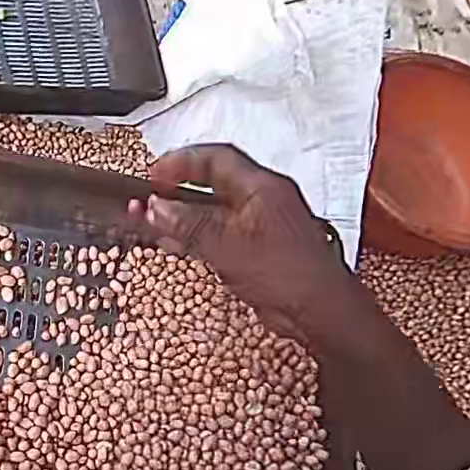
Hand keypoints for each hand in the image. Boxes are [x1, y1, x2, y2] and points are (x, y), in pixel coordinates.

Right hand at [127, 145, 353, 342]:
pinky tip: (177, 243)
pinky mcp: (257, 249)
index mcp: (263, 187)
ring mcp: (261, 225)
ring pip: (215, 209)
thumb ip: (190, 225)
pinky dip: (195, 235)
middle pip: (214, 181)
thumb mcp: (229, 246)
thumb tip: (156, 208)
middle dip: (179, 186)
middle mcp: (263, 200)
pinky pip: (220, 233)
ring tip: (155, 219)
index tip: (154, 173)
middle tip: (152, 194)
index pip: (217, 159)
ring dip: (184, 213)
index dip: (181, 162)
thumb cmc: (288, 274)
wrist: (317, 311)